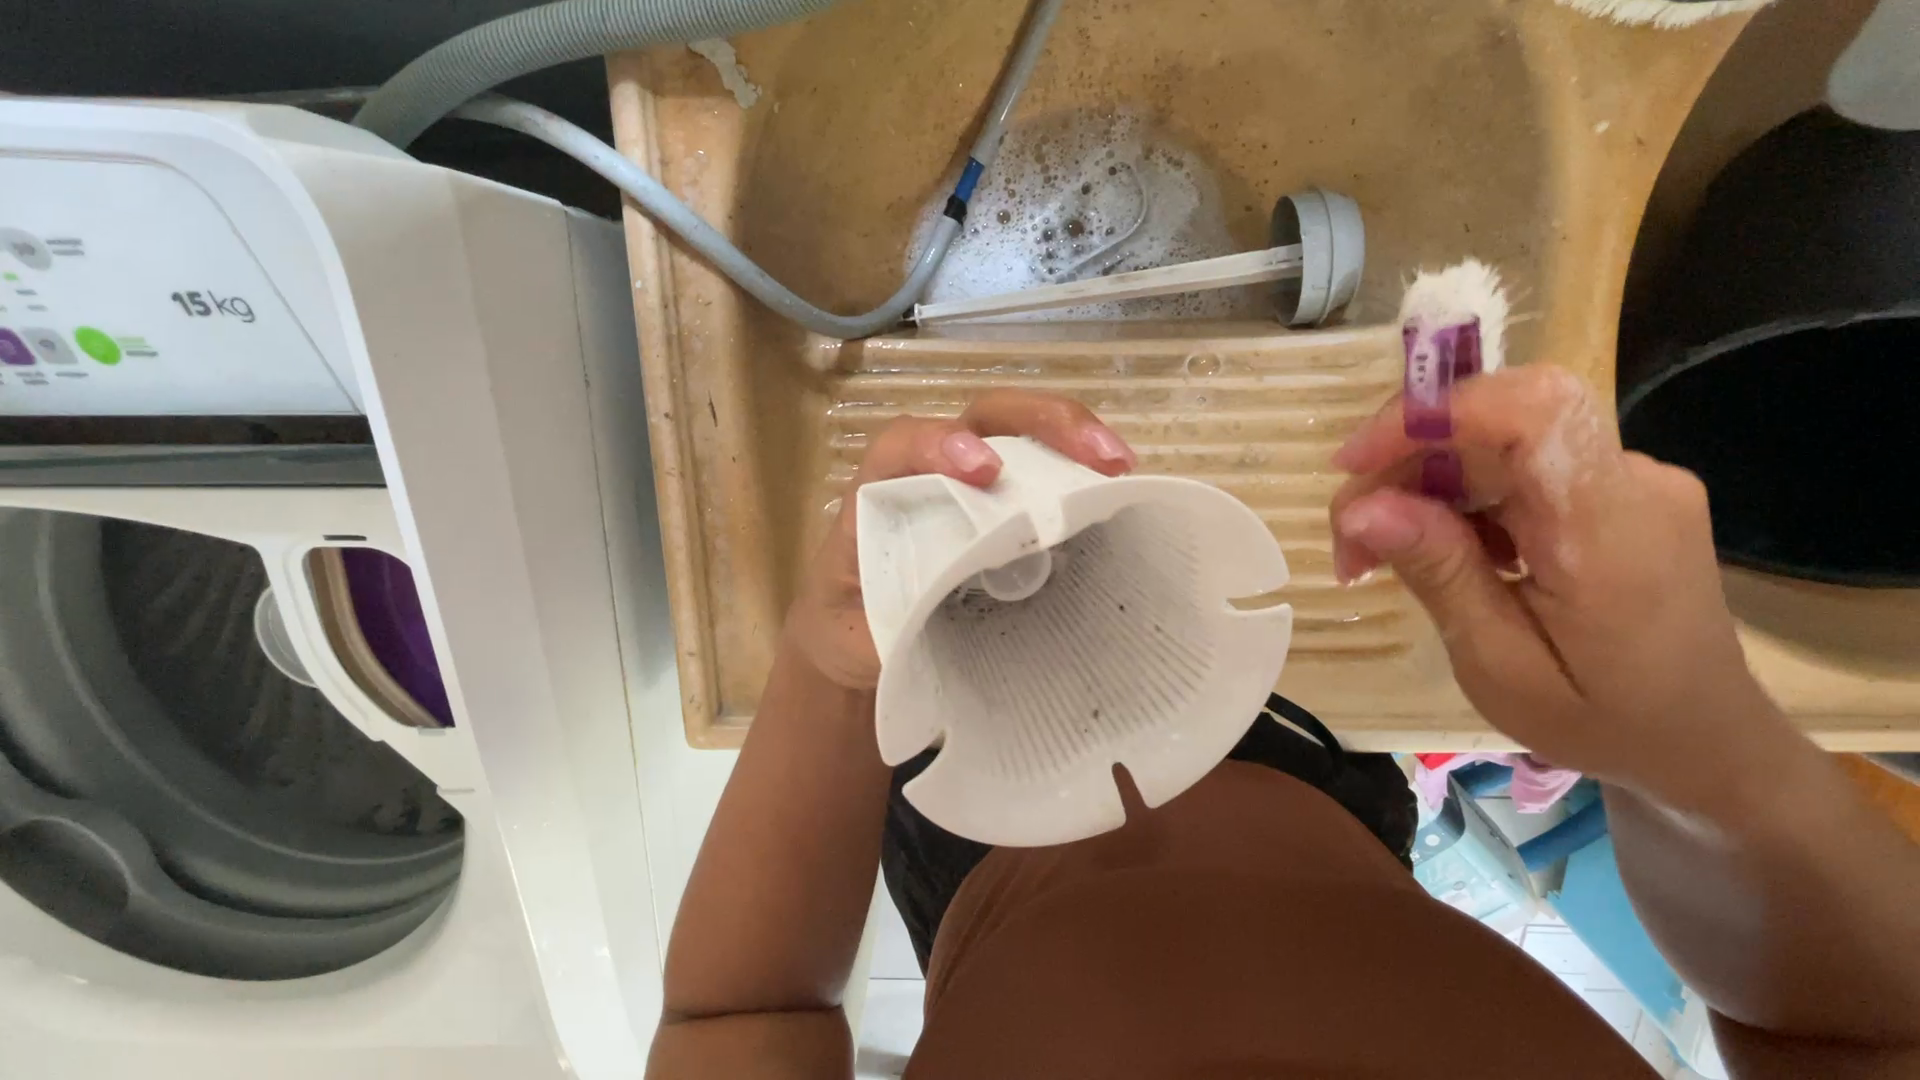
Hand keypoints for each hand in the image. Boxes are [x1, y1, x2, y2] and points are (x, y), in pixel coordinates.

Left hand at [785, 389, 1136, 690]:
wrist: (861, 640)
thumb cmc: (852, 627)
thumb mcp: (856, 633)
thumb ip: (887, 621)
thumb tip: (938, 613)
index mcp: (883, 493)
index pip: (905, 444)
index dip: (941, 444)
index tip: (984, 472)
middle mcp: (935, 473)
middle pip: (987, 418)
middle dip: (1043, 422)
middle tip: (1099, 454)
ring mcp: (980, 488)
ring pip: (1027, 437)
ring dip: (1078, 441)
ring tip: (1122, 468)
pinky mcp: (1011, 511)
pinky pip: (1049, 480)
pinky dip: (1084, 481)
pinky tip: (1121, 496)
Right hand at [1328, 366, 1791, 805]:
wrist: (1702, 742)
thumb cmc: (1601, 720)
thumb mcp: (1499, 664)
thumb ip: (1439, 574)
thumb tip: (1361, 508)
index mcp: (1607, 528)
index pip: (1531, 411)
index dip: (1430, 414)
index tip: (1354, 465)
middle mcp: (1630, 480)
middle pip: (1493, 426)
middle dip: (1399, 468)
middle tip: (1348, 543)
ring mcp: (1626, 481)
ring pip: (1492, 447)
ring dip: (1417, 490)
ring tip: (1372, 559)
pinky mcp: (1611, 492)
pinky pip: (1514, 470)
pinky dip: (1454, 501)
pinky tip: (1431, 553)